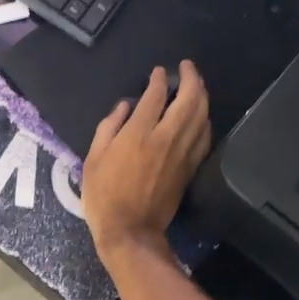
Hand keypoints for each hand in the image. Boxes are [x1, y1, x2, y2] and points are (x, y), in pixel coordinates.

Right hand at [81, 61, 210, 259]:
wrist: (130, 231)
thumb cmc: (104, 197)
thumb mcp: (93, 160)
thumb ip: (108, 128)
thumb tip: (125, 107)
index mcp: (139, 133)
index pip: (156, 95)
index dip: (159, 79)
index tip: (159, 72)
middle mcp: (166, 137)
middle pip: (189, 98)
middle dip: (191, 78)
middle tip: (188, 68)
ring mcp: (182, 153)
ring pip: (202, 115)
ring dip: (202, 95)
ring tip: (197, 86)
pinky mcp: (189, 168)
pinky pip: (204, 136)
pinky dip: (205, 120)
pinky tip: (201, 116)